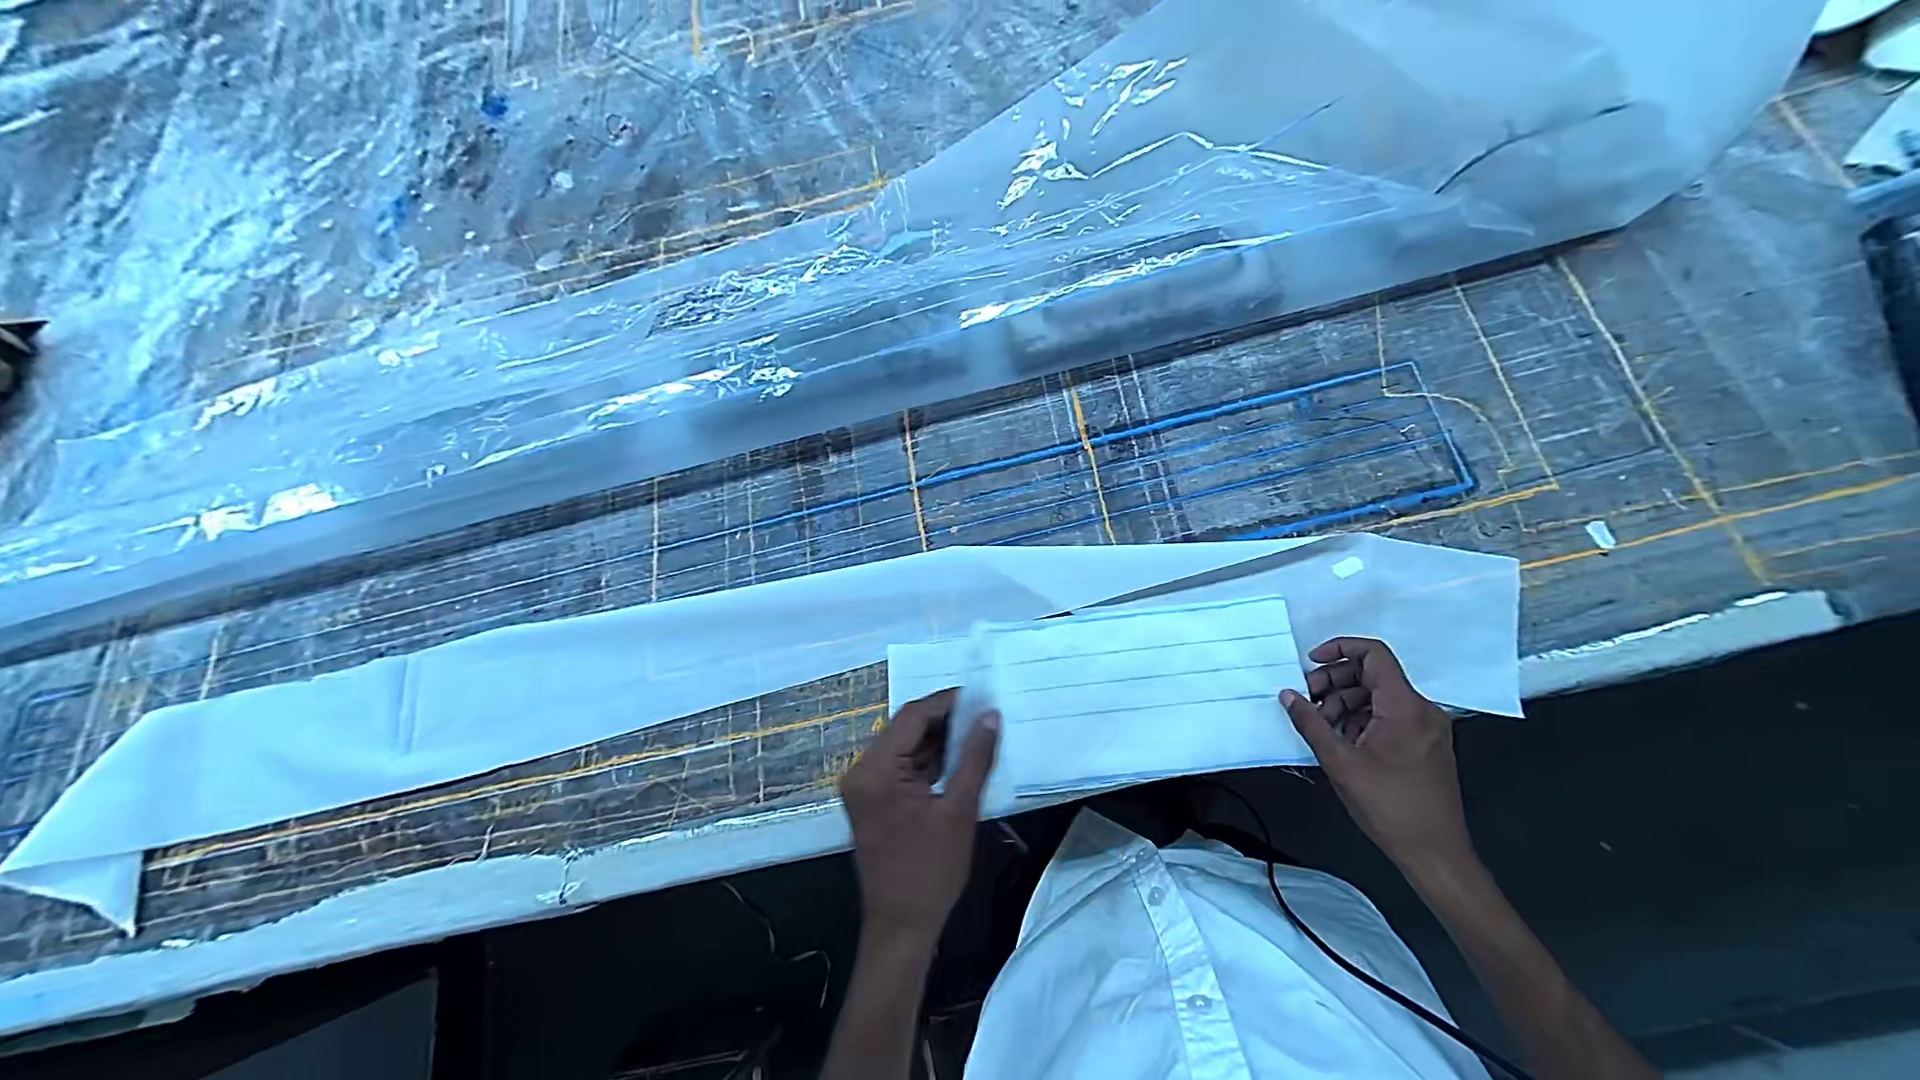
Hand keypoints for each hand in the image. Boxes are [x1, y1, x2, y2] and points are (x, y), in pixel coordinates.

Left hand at [839, 689, 999, 943]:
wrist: (902, 927)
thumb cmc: (930, 871)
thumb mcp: (959, 810)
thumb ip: (974, 757)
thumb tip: (990, 717)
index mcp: (875, 771)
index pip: (911, 717)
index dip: (946, 703)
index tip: (979, 697)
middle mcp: (861, 771)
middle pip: (904, 728)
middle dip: (943, 720)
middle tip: (982, 715)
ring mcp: (863, 786)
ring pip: (903, 745)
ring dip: (936, 740)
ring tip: (976, 733)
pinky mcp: (872, 799)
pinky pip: (900, 765)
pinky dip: (927, 760)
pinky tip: (957, 758)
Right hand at [1280, 637, 1474, 875]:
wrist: (1434, 852)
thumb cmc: (1388, 806)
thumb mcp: (1339, 761)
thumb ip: (1310, 722)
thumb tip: (1289, 695)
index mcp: (1405, 707)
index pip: (1374, 654)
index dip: (1339, 649)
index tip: (1311, 663)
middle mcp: (1422, 710)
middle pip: (1373, 674)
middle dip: (1334, 682)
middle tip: (1307, 701)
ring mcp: (1427, 728)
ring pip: (1379, 696)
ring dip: (1344, 702)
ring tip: (1321, 726)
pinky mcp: (1425, 744)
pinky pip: (1389, 715)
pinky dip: (1361, 718)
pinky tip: (1342, 740)